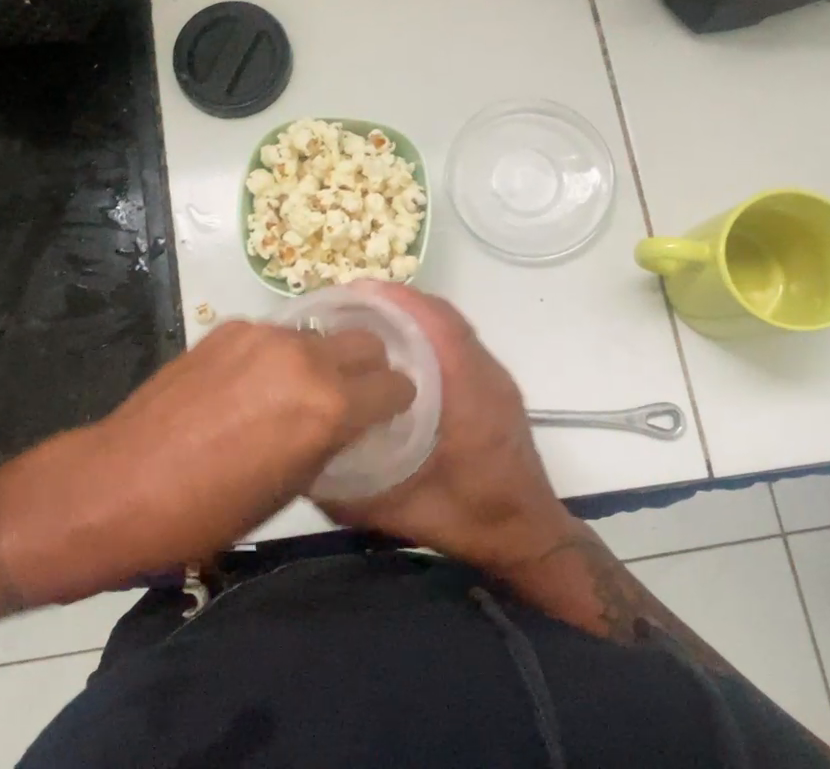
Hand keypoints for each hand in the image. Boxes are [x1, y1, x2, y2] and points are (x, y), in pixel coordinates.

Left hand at [0, 320, 414, 603]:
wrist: (119, 484)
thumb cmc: (208, 511)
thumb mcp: (288, 489)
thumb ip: (329, 443)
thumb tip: (344, 424)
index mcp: (327, 405)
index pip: (394, 385)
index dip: (396, 402)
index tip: (387, 415)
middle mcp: (302, 357)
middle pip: (364, 344)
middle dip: (368, 370)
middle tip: (352, 400)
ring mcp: (260, 336)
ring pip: (318, 336)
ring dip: (322, 361)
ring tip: (298, 394)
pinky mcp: (225, 329)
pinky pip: (275, 337)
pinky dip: (280, 357)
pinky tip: (255, 388)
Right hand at [317, 284, 573, 575]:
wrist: (529, 536)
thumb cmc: (471, 521)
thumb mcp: (400, 514)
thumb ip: (349, 495)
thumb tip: (300, 466)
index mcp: (470, 399)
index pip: (440, 329)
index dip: (398, 302)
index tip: (353, 293)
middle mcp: (487, 378)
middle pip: (445, 318)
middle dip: (397, 302)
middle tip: (346, 306)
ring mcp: (495, 380)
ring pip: (453, 327)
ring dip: (412, 316)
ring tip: (364, 321)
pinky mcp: (495, 388)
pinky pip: (459, 344)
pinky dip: (427, 334)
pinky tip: (395, 353)